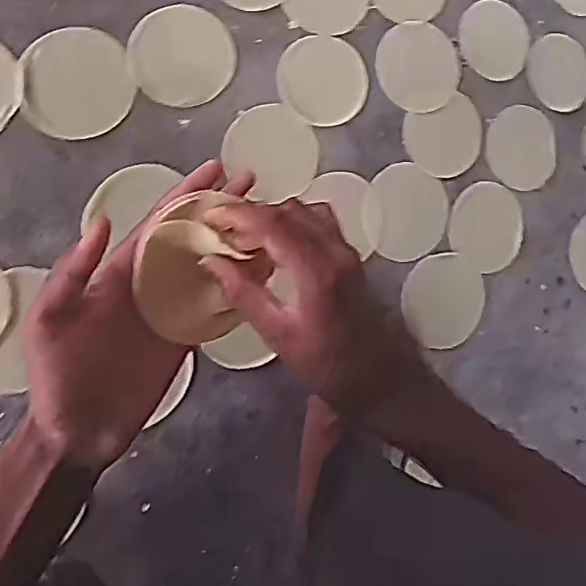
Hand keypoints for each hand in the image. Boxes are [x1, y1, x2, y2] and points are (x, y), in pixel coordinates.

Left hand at [23, 160, 252, 468]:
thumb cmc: (58, 374)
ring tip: (266, 220)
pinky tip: (262, 270)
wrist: (76, 430)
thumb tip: (100, 221)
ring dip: (235, 239)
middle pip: (192, 234)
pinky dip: (239, 283)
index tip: (215, 169)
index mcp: (120, 269)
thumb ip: (73, 272)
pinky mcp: (185, 334)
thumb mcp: (50, 320)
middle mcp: (151, 280)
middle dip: (220, 206)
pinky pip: (217, 302)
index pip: (160, 221)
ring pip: (209, 263)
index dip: (187, 192)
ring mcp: (171, 307)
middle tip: (251, 182)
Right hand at [202, 200, 436, 416]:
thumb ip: (243, 293)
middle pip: (289, 211)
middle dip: (251, 213)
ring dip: (273, 214)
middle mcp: (335, 251)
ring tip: (245, 235)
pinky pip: (320, 220)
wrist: (374, 374)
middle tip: (222, 228)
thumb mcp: (277, 334)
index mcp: (316, 271)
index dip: (238, 214)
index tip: (211, 215)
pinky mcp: (350, 254)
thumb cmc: (324, 363)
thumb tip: (211, 261)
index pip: (273, 224)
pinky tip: (277, 240)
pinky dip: (294, 219)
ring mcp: (346, 250)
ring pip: (305, 211)